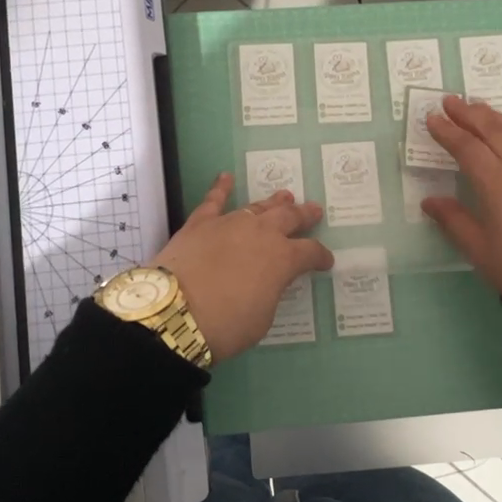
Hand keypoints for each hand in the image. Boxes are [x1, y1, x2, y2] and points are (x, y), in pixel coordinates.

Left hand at [151, 173, 334, 361]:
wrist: (175, 313)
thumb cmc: (227, 324)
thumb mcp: (263, 316)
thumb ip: (271, 291)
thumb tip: (268, 280)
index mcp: (283, 258)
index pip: (310, 252)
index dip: (320, 256)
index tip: (326, 261)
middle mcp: (261, 233)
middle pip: (289, 218)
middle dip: (304, 215)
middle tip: (314, 211)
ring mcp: (230, 223)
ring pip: (257, 207)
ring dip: (273, 202)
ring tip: (285, 196)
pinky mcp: (200, 223)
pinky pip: (213, 200)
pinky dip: (221, 188)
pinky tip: (226, 177)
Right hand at [422, 95, 501, 295]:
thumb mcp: (477, 249)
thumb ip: (453, 220)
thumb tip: (430, 201)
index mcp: (496, 184)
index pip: (467, 148)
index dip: (448, 132)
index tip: (432, 119)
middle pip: (493, 130)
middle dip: (470, 113)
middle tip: (450, 101)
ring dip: (494, 116)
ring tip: (477, 107)